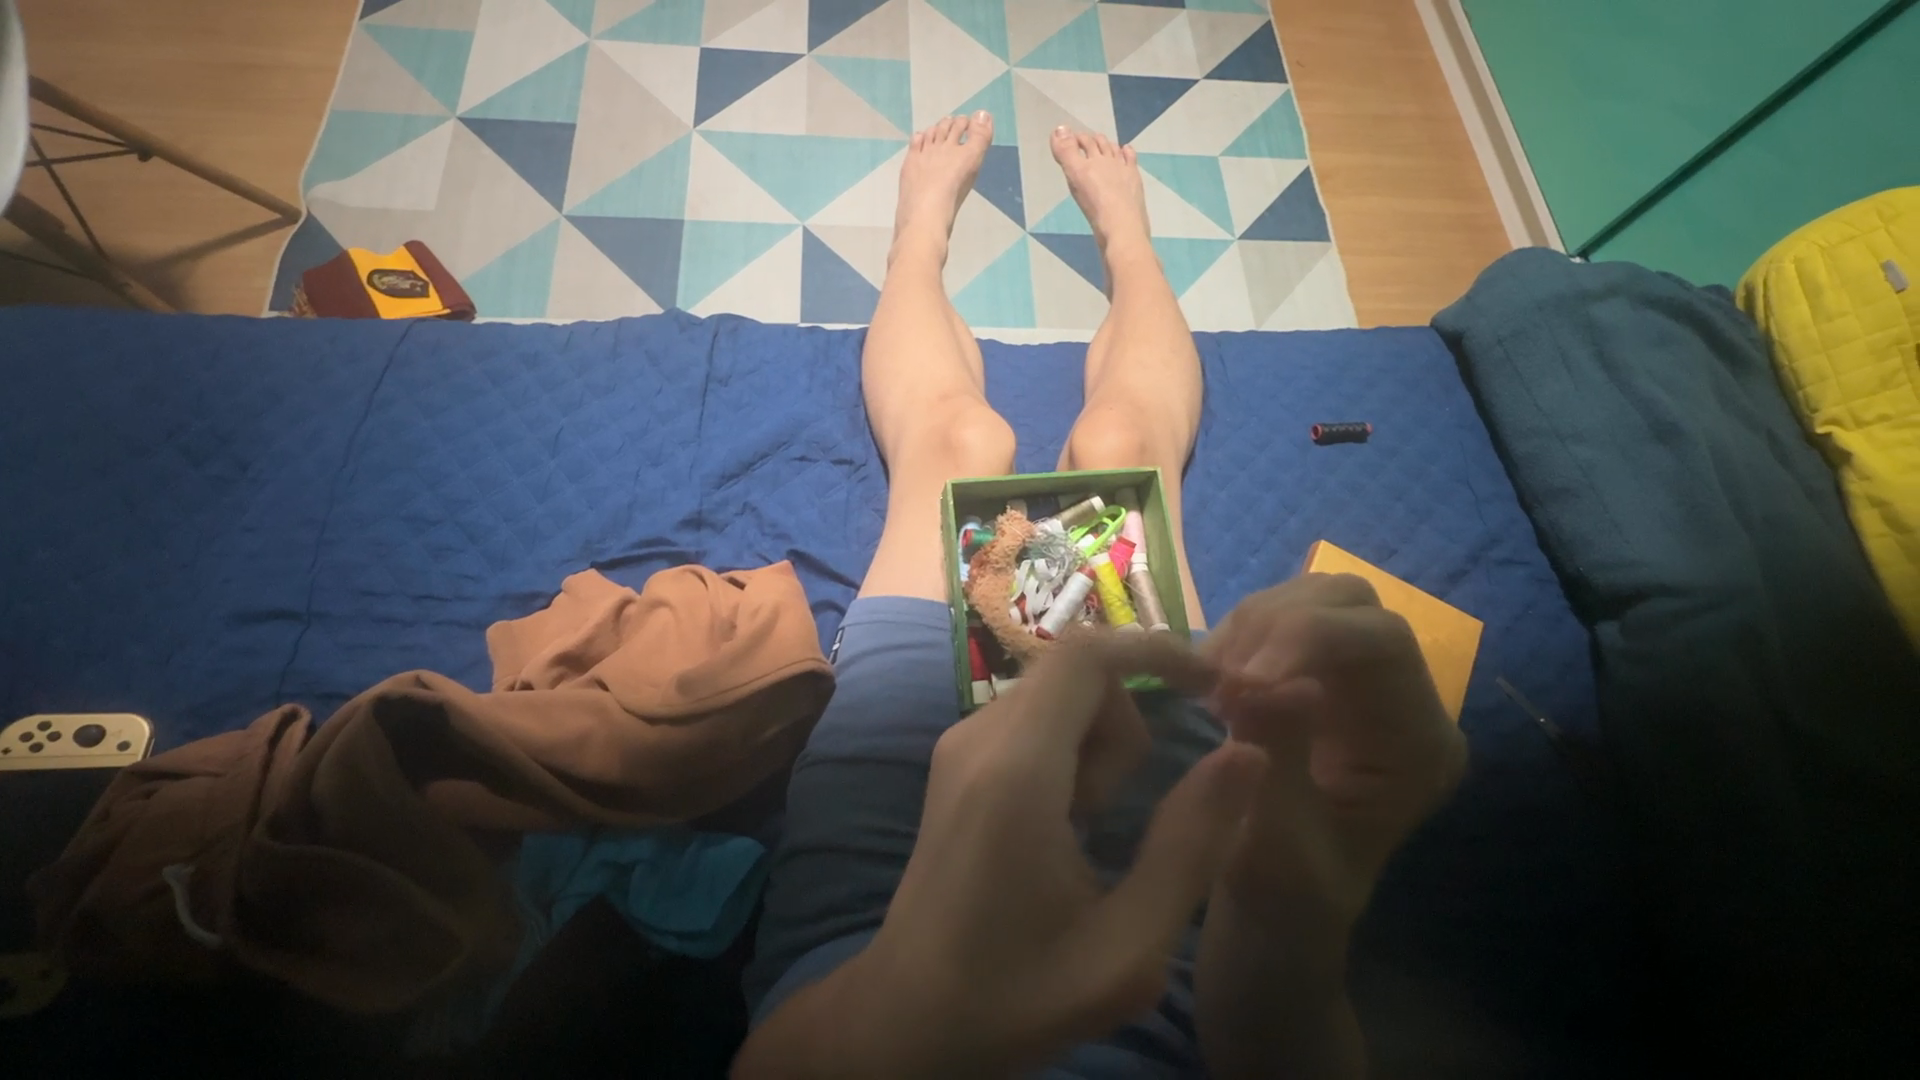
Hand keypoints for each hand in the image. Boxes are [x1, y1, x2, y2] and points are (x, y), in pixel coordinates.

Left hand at [848, 634, 1269, 1076]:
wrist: (912, 1013)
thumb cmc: (1019, 990)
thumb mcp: (1129, 944)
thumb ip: (1192, 842)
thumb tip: (1247, 754)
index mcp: (1017, 770)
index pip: (1085, 657)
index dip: (1154, 652)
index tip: (1212, 685)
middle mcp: (978, 736)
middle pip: (1076, 674)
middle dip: (1124, 727)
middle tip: (1114, 815)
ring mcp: (960, 745)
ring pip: (1056, 696)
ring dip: (1096, 747)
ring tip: (1085, 829)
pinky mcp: (956, 761)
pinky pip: (1031, 720)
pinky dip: (1066, 751)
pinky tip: (1061, 823)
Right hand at [1203, 573, 1466, 929]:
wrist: (1271, 915)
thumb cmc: (1283, 900)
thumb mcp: (1278, 846)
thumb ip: (1279, 758)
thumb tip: (1267, 681)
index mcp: (1417, 743)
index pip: (1381, 643)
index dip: (1307, 636)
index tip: (1238, 679)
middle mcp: (1395, 700)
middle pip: (1350, 602)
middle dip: (1276, 623)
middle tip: (1218, 676)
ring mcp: (1348, 684)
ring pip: (1306, 599)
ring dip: (1249, 628)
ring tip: (1210, 684)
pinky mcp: (1305, 679)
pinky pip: (1270, 623)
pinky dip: (1233, 636)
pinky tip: (1209, 677)